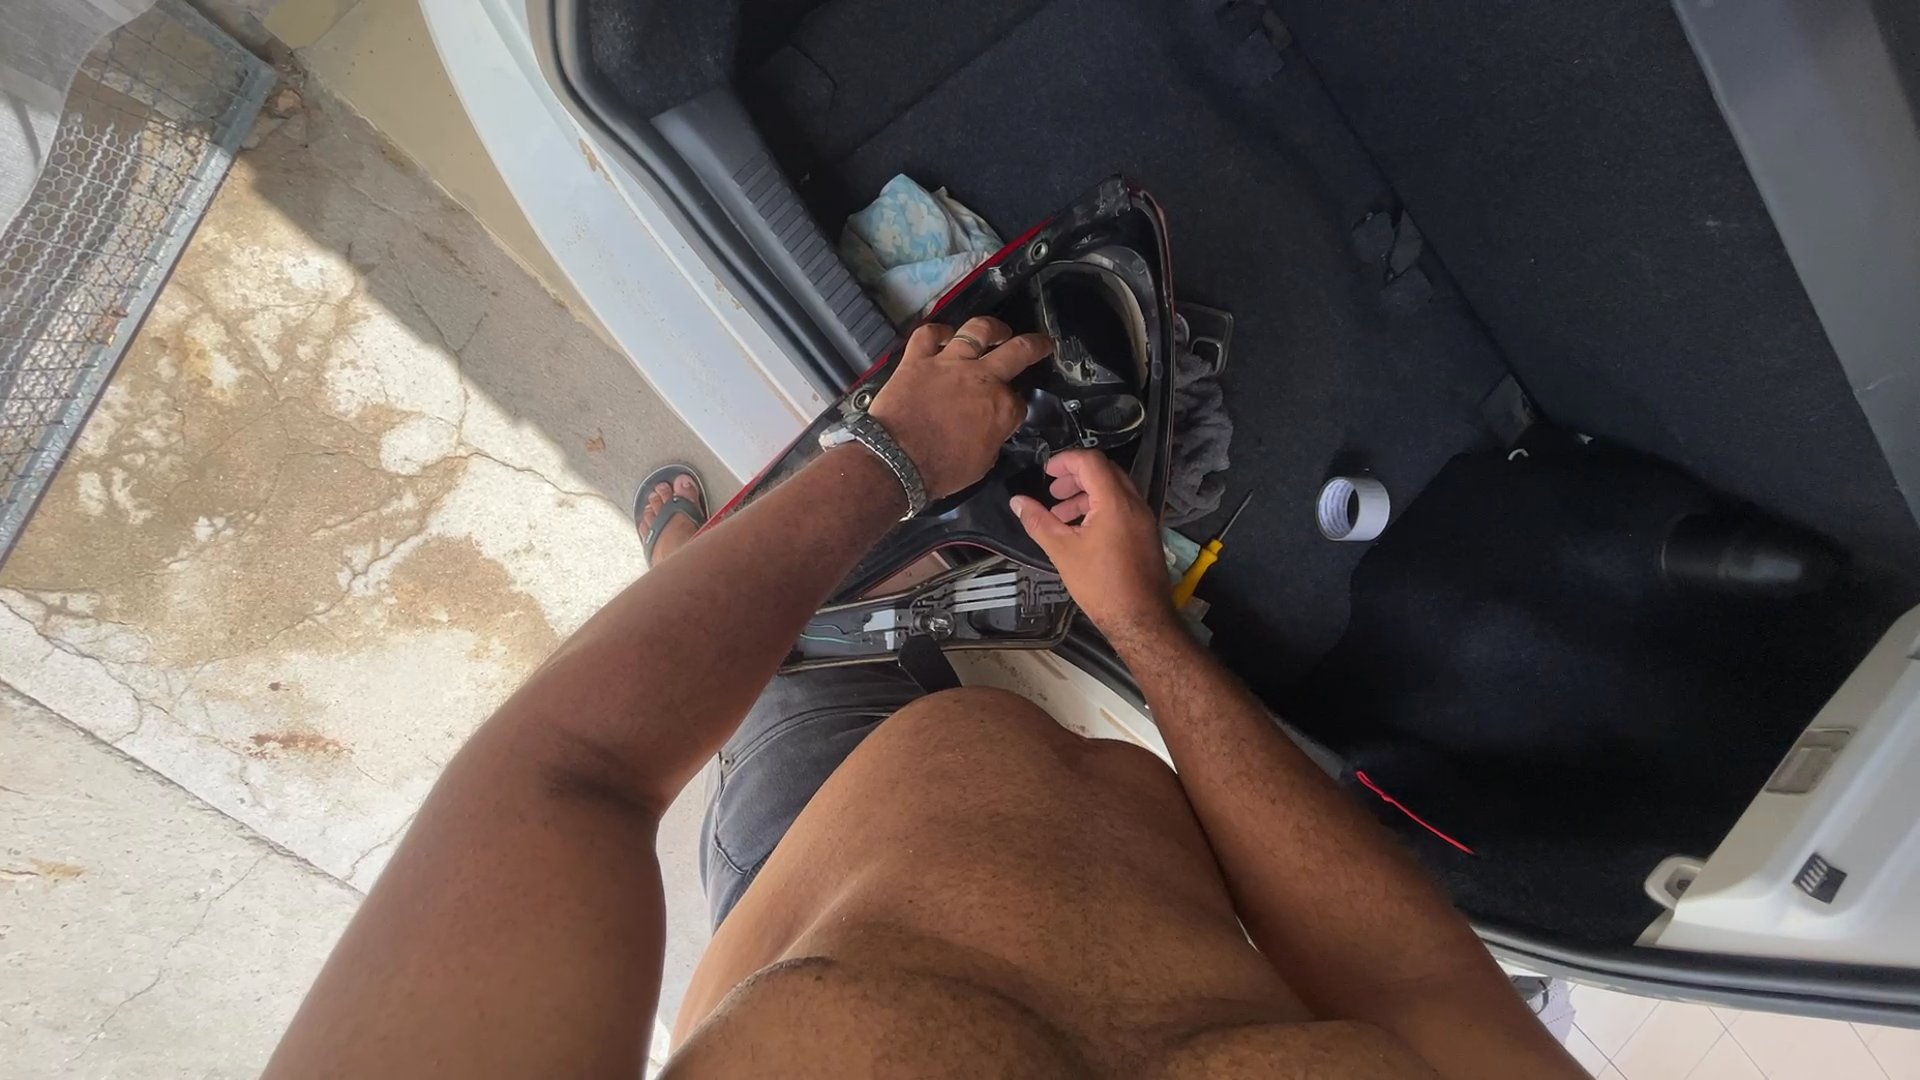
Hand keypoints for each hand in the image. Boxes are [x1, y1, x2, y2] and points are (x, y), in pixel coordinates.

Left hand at [867, 316, 1050, 497]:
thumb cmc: (943, 470)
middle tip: (1042, 344)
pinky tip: (946, 334)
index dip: (1015, 409)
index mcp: (1002, 408)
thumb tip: (989, 430)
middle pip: (1018, 352)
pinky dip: (938, 331)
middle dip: (1036, 346)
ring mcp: (949, 363)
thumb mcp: (982, 463)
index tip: (1008, 416)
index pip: (1019, 403)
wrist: (898, 460)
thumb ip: (992, 439)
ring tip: (998, 330)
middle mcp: (982, 378)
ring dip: (992, 328)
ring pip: (977, 330)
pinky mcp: (918, 359)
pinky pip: (929, 334)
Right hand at [1009, 449, 1176, 637]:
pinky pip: (1122, 507)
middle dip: (1075, 476)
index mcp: (1114, 502)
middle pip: (1104, 472)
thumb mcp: (1062, 551)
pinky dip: (1100, 508)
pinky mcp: (1146, 534)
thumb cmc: (1100, 584)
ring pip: (1114, 490)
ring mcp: (1144, 519)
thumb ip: (1038, 521)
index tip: (1046, 473)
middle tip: (1052, 491)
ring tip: (1061, 514)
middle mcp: (1134, 503)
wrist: (1140, 619)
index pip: (1091, 462)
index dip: (1065, 461)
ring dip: (1086, 494)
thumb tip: (1017, 501)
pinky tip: (1081, 531)